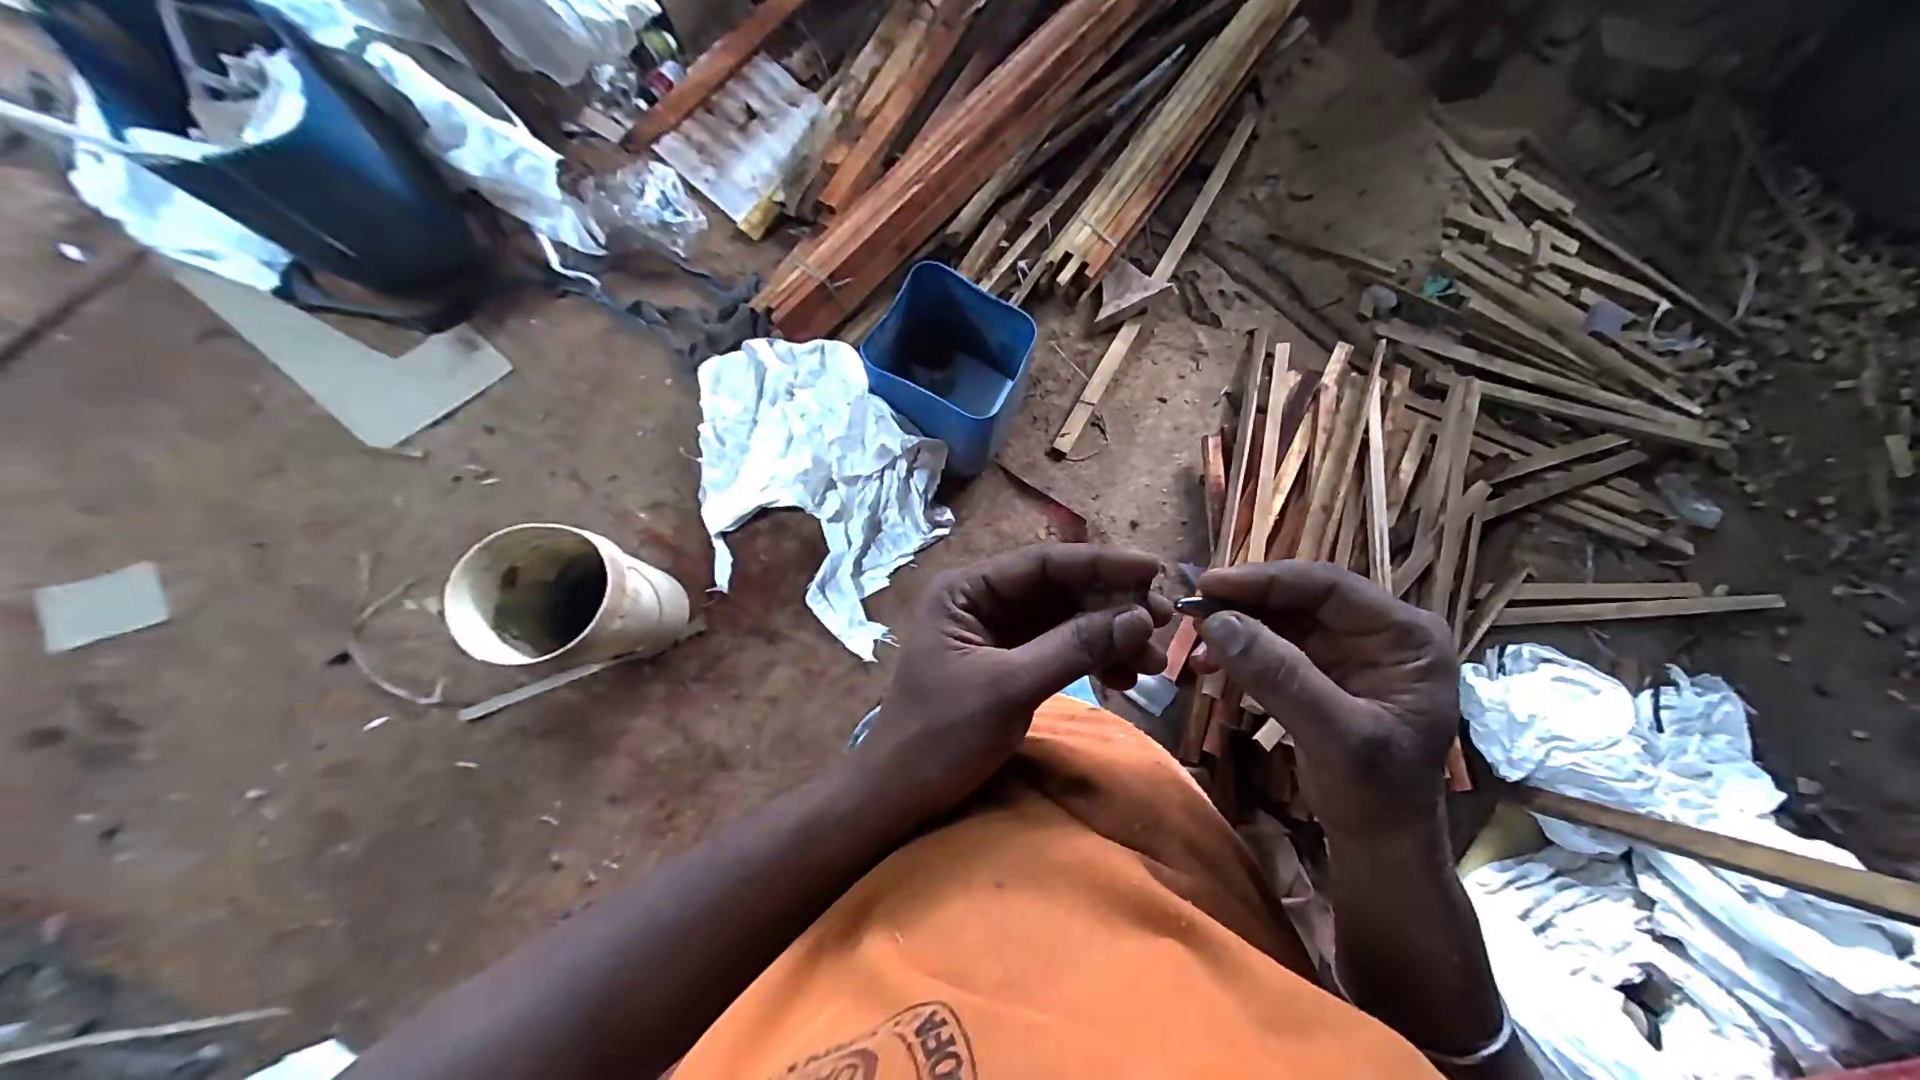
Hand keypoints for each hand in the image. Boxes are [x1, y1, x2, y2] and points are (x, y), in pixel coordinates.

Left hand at [857, 545, 1172, 818]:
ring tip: (1151, 662)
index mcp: (965, 591)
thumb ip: (1073, 648)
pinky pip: (1060, 649)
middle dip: (1111, 606)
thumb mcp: (1009, 688)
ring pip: (1065, 620)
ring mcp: (995, 634)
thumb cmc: (940, 737)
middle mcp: (980, 603)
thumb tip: (1140, 618)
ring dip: (1109, 636)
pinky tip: (1124, 678)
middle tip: (1164, 625)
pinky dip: (1093, 660)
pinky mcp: (1008, 664)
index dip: (1101, 564)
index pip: (1041, 563)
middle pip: (1058, 589)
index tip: (1154, 569)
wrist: (900, 796)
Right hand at [1189, 560, 1457, 837]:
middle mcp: (1378, 631)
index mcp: (1406, 636)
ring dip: (1236, 624)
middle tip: (1192, 608)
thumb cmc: (1375, 793)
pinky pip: (1271, 641)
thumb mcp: (1333, 735)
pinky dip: (1238, 648)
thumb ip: (1281, 677)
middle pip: (1301, 596)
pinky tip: (1209, 661)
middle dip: (1245, 602)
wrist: (1380, 839)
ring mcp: (1348, 648)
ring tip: (1196, 642)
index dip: (1266, 580)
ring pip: (1280, 616)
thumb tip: (1217, 622)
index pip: (1329, 586)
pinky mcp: (1320, 666)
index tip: (1209, 583)